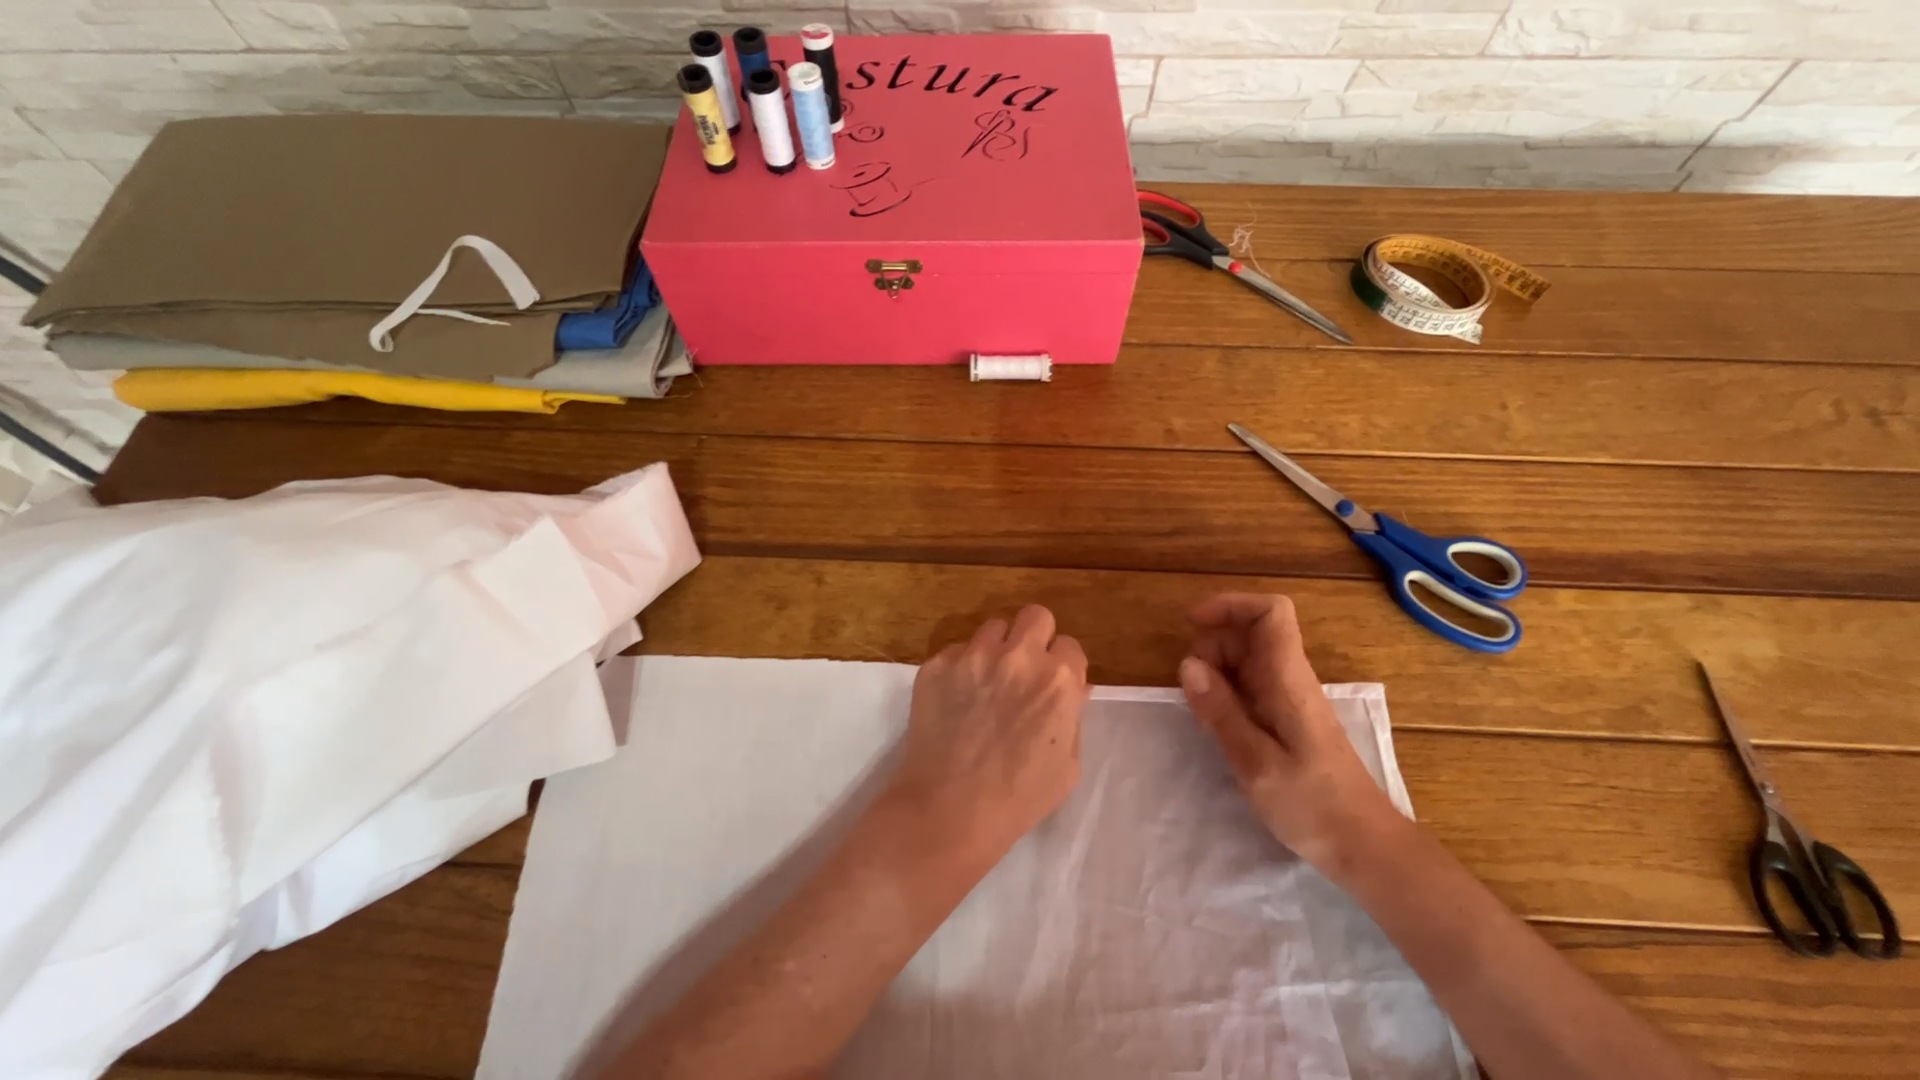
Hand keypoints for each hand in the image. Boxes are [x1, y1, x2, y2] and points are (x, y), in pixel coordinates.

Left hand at [886, 605, 1090, 865]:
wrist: (948, 810)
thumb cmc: (1018, 799)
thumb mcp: (1068, 765)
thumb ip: (1073, 716)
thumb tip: (1072, 687)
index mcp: (1059, 679)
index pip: (1070, 645)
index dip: (1062, 666)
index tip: (1052, 685)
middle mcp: (1019, 656)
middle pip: (1036, 616)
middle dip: (1035, 637)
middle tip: (1024, 668)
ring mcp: (974, 656)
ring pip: (993, 627)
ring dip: (996, 648)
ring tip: (986, 682)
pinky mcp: (937, 665)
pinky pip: (956, 651)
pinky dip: (961, 669)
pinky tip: (956, 700)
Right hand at [1178, 593, 1398, 870]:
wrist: (1364, 845)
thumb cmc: (1312, 805)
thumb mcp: (1255, 764)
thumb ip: (1221, 712)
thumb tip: (1189, 664)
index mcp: (1289, 682)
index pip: (1270, 613)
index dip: (1230, 605)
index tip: (1192, 623)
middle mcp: (1292, 681)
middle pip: (1251, 633)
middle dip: (1213, 644)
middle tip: (1193, 688)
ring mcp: (1291, 700)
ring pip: (1248, 659)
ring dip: (1217, 671)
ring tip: (1202, 712)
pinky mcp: (1288, 720)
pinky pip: (1251, 686)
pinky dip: (1227, 693)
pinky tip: (1218, 725)